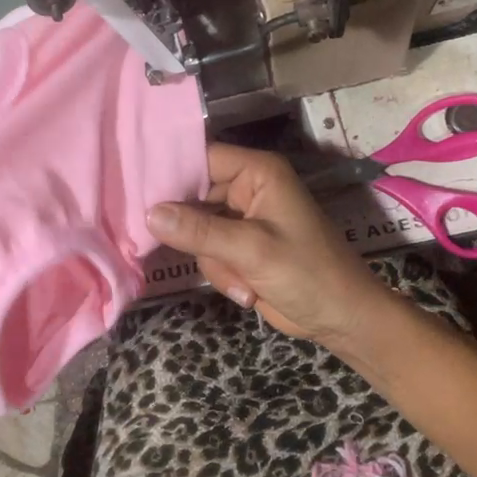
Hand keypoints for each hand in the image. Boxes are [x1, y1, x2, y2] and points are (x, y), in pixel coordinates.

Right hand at [146, 144, 389, 344]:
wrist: (342, 318)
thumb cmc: (307, 272)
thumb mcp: (251, 250)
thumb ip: (199, 231)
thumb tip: (148, 212)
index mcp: (257, 172)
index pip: (201, 157)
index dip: (170, 172)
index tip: (134, 190)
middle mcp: (247, 188)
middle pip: (192, 196)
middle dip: (194, 232)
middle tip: (183, 250)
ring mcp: (243, 219)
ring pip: (196, 231)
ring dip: (215, 262)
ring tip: (243, 281)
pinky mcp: (240, 247)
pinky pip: (209, 253)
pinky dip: (223, 274)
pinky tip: (247, 290)